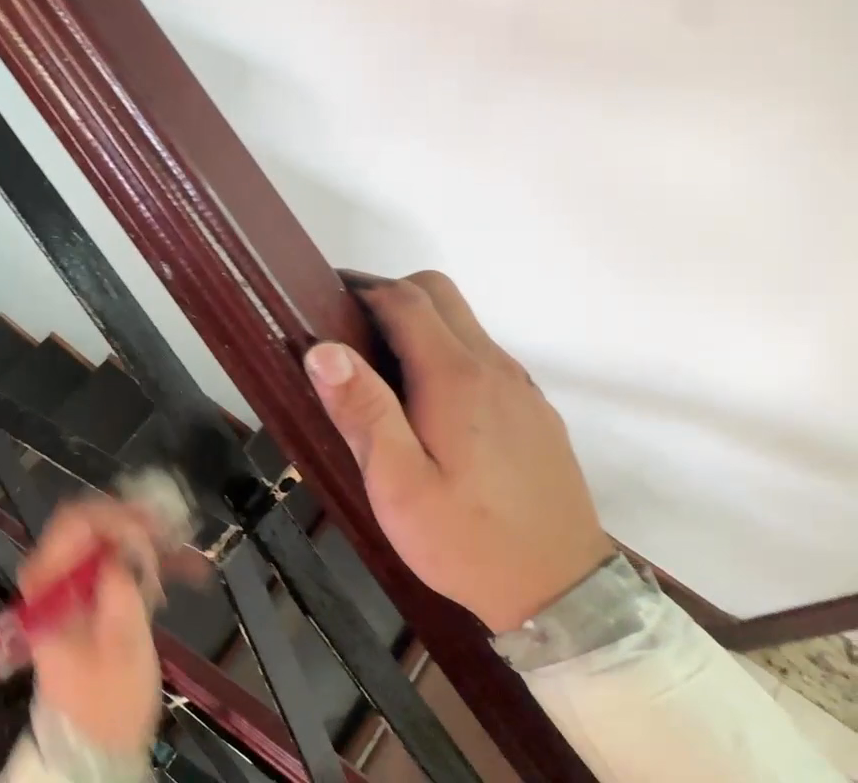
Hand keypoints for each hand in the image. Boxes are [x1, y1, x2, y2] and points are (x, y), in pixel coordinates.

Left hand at [18, 499, 167, 756]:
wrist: (94, 742)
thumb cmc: (107, 702)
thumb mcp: (121, 645)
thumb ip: (121, 586)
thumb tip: (128, 542)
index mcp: (47, 581)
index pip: (75, 522)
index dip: (117, 516)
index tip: (156, 528)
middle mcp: (50, 572)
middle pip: (90, 524)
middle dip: (134, 521)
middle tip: (174, 528)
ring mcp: (67, 581)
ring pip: (106, 538)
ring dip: (145, 537)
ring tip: (183, 547)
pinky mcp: (87, 592)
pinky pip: (115, 561)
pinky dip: (146, 559)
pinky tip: (183, 567)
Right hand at [303, 271, 613, 633]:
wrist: (563, 595)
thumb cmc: (464, 539)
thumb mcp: (396, 483)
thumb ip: (363, 411)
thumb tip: (323, 348)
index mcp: (456, 379)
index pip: (406, 300)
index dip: (360, 288)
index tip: (320, 299)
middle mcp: (495, 370)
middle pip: (440, 294)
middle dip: (387, 294)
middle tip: (343, 329)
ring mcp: (520, 390)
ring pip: (463, 324)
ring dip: (415, 324)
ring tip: (371, 368)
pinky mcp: (532, 414)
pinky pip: (481, 357)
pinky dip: (441, 352)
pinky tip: (418, 403)